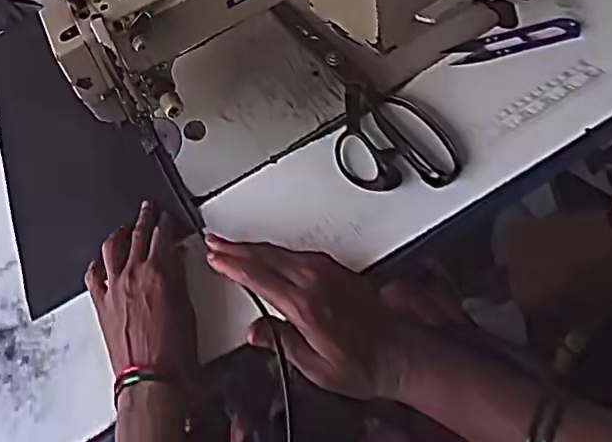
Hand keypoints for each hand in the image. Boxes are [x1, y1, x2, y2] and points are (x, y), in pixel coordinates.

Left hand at [87, 201, 197, 377]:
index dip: (166, 223)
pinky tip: (101, 260)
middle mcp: (134, 274)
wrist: (152, 384)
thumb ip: (179, 278)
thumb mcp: (187, 309)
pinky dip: (98, 264)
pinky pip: (94, 275)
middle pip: (138, 234)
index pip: (162, 234)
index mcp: (159, 272)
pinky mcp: (101, 303)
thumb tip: (176, 259)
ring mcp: (114, 287)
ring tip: (124, 227)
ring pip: (112, 246)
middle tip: (148, 209)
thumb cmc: (174, 356)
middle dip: (144, 218)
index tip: (167, 218)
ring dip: (120, 233)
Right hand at [204, 235, 431, 400]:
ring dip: (250, 246)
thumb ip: (282, 343)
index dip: (232, 265)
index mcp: (304, 304)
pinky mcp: (330, 264)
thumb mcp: (317, 368)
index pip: (257, 276)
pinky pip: (291, 250)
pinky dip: (270, 248)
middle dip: (234, 248)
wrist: (397, 353)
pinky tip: (262, 251)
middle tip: (213, 243)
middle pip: (263, 254)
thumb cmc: (362, 365)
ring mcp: (322, 268)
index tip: (215, 258)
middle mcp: (312, 279)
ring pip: (276, 249)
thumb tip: (254, 332)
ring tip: (229, 244)